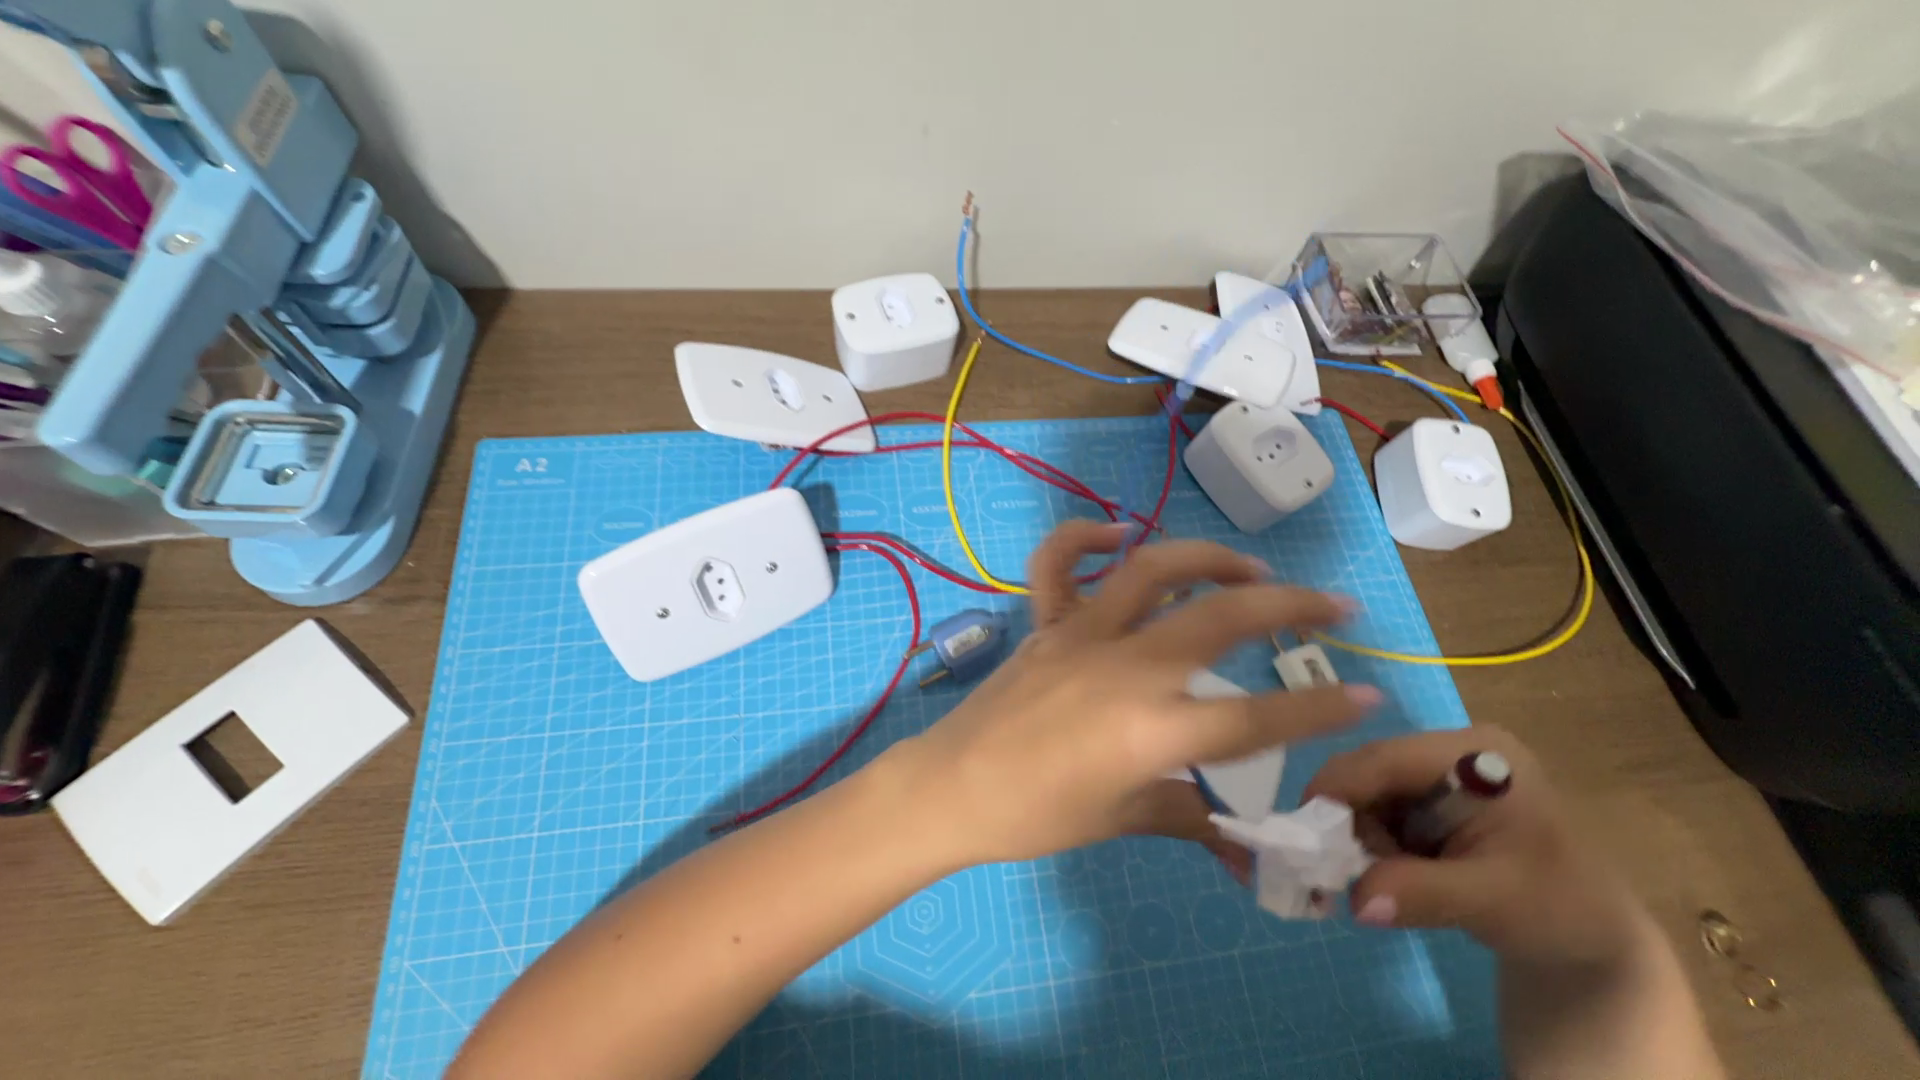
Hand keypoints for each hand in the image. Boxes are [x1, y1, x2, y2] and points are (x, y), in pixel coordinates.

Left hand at [880, 520, 1382, 868]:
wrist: (951, 790)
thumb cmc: (1036, 818)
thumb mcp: (1122, 821)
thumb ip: (1187, 816)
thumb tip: (1240, 843)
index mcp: (1154, 729)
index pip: (1257, 717)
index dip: (1320, 708)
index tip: (1368, 692)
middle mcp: (1127, 668)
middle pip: (1222, 619)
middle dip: (1290, 605)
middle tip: (1334, 605)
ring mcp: (1082, 636)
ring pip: (1153, 570)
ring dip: (1209, 558)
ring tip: (1249, 567)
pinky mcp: (1045, 624)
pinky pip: (1058, 565)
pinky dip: (1083, 538)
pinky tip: (1115, 533)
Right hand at [1304, 727, 1646, 967]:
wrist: (1591, 938)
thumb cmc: (1557, 909)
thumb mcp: (1492, 901)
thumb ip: (1422, 893)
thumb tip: (1355, 901)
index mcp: (1476, 753)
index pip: (1386, 757)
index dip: (1337, 789)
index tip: (1302, 831)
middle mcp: (1453, 749)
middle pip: (1370, 771)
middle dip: (1349, 819)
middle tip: (1341, 869)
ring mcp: (1442, 772)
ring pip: (1368, 792)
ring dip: (1361, 835)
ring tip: (1383, 879)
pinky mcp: (1433, 797)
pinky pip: (1380, 810)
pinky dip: (1374, 842)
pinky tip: (1394, 871)